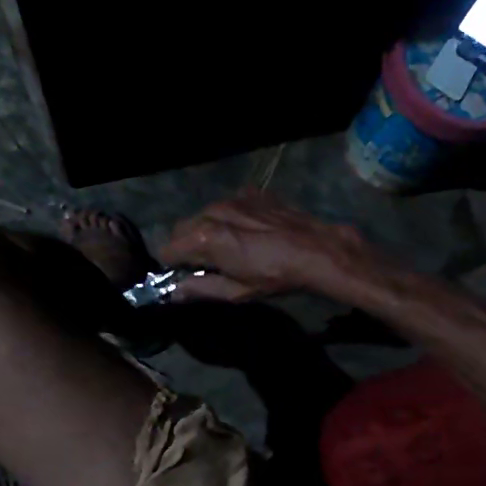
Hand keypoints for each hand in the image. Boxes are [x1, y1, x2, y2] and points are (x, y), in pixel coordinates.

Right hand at [159, 193, 375, 301]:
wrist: (317, 250)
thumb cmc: (275, 276)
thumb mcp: (236, 291)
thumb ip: (201, 289)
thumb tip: (176, 292)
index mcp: (205, 237)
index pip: (168, 249)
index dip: (174, 264)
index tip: (186, 275)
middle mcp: (213, 211)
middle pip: (182, 228)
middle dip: (187, 245)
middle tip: (207, 264)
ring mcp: (233, 198)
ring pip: (204, 214)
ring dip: (208, 229)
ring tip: (231, 246)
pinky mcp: (251, 193)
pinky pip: (228, 204)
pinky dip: (230, 217)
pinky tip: (249, 231)